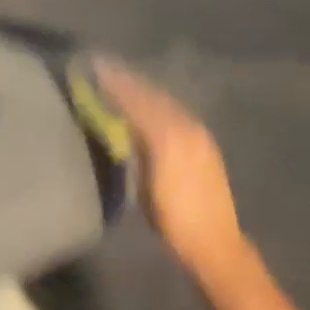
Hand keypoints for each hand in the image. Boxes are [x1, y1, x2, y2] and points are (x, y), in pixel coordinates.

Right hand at [95, 58, 243, 267]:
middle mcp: (185, 126)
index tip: (94, 67)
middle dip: (127, 79)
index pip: (136, 99)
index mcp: (168, 135)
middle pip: (151, 94)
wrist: (215, 243)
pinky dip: (156, 100)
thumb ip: (136, 148)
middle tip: (103, 65)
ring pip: (164, 100)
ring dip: (141, 87)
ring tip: (120, 77)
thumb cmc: (174, 219)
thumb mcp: (145, 185)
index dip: (115, 83)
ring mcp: (197, 132)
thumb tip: (120, 122)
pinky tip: (146, 101)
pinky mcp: (203, 140)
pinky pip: (174, 110)